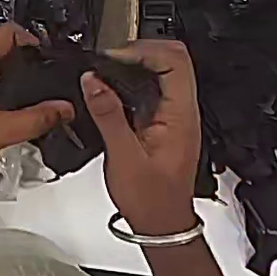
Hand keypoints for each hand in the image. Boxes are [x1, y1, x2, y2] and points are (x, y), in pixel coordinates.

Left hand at [0, 24, 73, 189]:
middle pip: (3, 51)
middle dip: (29, 63)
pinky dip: (4, 96)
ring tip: (36, 98)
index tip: (49, 58)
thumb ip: (36, 119)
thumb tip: (62, 109)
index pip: (7, 33)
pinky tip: (12, 116)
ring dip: (16, 82)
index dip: (32, 40)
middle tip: (48, 79)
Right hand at [82, 39, 202, 234]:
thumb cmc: (150, 200)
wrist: (160, 224)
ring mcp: (175, 116)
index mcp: (180, 116)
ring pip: (164, 72)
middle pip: (173, 59)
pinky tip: (112, 90)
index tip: (114, 57)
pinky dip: (132, 82)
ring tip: (107, 70)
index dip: (144, 51)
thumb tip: (93, 81)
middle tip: (110, 58)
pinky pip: (153, 90)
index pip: (175, 62)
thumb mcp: (123, 157)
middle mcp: (183, 112)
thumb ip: (108, 115)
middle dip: (140, 50)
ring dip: (135, 65)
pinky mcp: (164, 123)